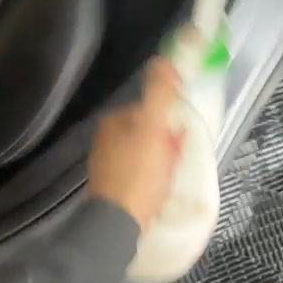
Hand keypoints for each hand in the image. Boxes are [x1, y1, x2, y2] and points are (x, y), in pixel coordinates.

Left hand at [88, 58, 183, 229]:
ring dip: (162, 159)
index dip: (169, 122)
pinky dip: (152, 175)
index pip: (151, 109)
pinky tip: (158, 187)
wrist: (118, 223)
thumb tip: (163, 60)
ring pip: (146, 151)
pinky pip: (140, 171)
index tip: (177, 137)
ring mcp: (106, 161)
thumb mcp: (154, 129)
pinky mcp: (112, 184)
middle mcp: (105, 137)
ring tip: (169, 176)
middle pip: (149, 130)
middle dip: (166, 141)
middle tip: (176, 159)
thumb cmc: (140, 175)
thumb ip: (159, 94)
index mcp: (114, 121)